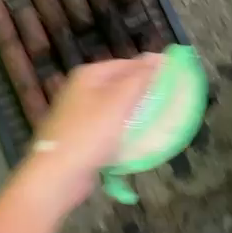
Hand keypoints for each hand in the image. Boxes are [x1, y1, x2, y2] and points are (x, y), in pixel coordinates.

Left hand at [13, 55, 163, 217]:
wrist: (57, 175)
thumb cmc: (90, 134)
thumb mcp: (119, 101)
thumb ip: (140, 78)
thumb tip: (158, 57)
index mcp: (88, 75)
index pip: (125, 64)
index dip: (149, 70)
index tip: (174, 82)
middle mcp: (80, 90)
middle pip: (119, 85)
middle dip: (142, 93)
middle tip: (168, 103)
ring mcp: (78, 114)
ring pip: (114, 108)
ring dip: (134, 115)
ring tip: (157, 122)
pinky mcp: (80, 137)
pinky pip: (107, 128)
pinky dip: (122, 132)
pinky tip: (136, 142)